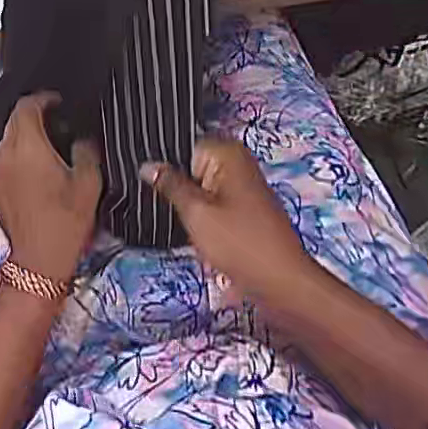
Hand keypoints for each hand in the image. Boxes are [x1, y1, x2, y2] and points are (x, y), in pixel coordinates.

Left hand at [0, 92, 102, 281]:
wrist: (39, 261)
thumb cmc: (65, 223)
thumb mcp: (89, 182)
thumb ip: (86, 150)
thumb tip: (83, 138)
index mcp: (28, 148)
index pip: (27, 107)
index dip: (43, 99)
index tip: (57, 102)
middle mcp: (5, 155)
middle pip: (13, 121)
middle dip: (34, 116)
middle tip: (56, 122)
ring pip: (6, 140)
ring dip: (24, 137)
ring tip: (47, 145)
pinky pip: (3, 160)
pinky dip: (17, 156)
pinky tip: (35, 169)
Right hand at [142, 137, 315, 297]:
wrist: (281, 282)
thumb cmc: (239, 244)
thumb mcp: (196, 213)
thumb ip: (170, 185)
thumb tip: (146, 165)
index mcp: (228, 153)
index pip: (182, 146)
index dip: (164, 166)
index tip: (147, 185)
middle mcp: (238, 162)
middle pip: (191, 167)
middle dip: (174, 186)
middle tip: (159, 206)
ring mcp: (243, 186)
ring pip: (199, 188)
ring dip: (186, 205)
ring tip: (175, 220)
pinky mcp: (244, 208)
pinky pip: (212, 203)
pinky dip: (200, 216)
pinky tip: (192, 231)